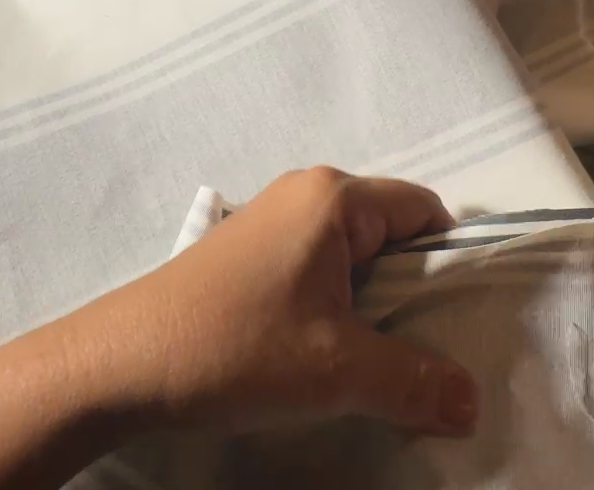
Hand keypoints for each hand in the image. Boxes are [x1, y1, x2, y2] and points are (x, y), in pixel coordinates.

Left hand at [88, 167, 480, 437]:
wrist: (120, 364)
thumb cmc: (236, 348)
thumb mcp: (336, 370)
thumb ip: (413, 382)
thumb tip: (473, 402)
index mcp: (334, 197)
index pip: (421, 208)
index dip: (449, 259)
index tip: (458, 315)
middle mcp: (307, 192)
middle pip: (389, 228)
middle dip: (410, 286)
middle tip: (423, 346)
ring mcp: (273, 216)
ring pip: (352, 250)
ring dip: (371, 298)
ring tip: (375, 354)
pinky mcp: (250, 247)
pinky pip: (317, 262)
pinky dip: (335, 299)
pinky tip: (324, 346)